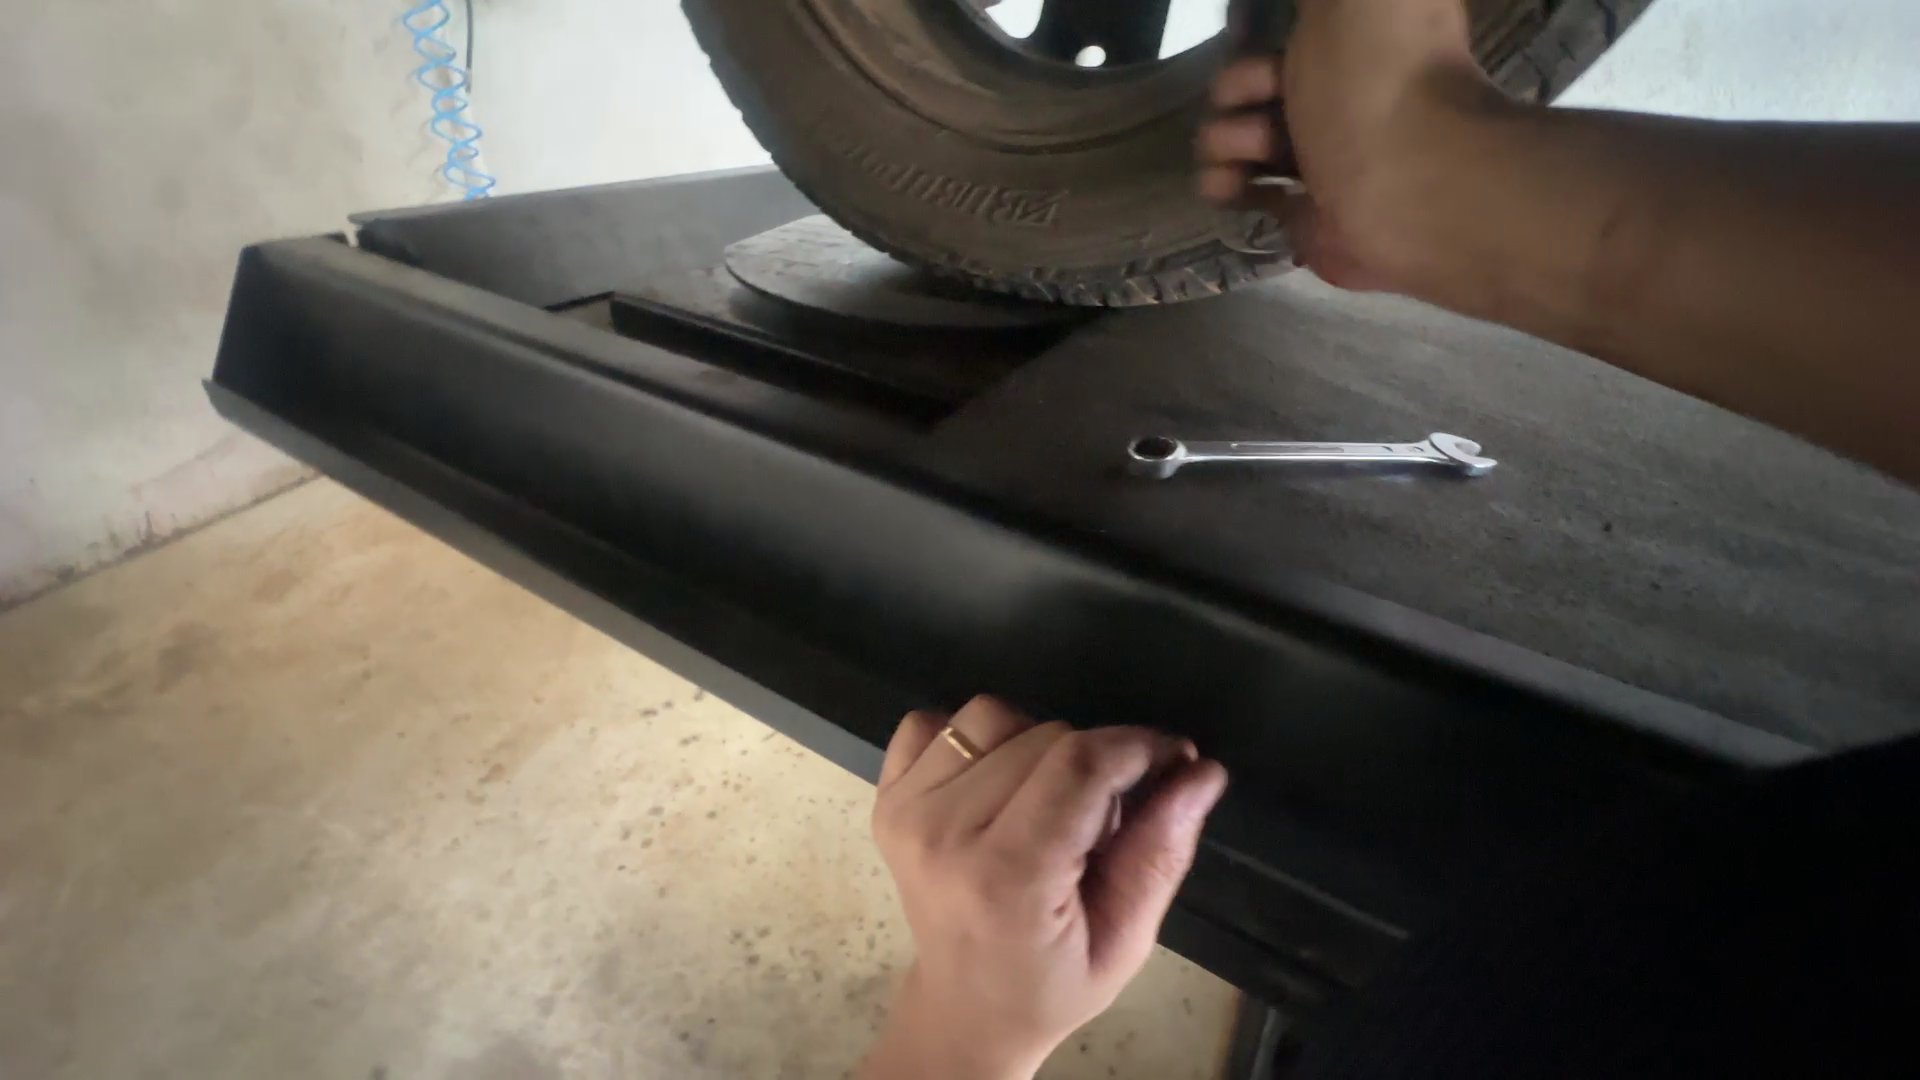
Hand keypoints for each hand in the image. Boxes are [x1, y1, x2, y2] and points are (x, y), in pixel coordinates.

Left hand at [857, 697, 1228, 1079]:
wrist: (964, 1007)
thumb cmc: (1053, 980)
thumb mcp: (1127, 937)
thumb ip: (1162, 850)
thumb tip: (1203, 771)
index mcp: (1006, 878)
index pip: (1078, 766)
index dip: (1136, 746)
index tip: (1171, 755)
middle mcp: (943, 831)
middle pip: (1043, 735)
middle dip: (1093, 761)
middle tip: (1099, 818)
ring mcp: (904, 809)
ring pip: (992, 715)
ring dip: (1034, 743)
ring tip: (1044, 798)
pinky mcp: (884, 795)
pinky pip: (933, 721)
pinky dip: (971, 739)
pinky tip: (990, 783)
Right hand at [1197, 0, 1506, 290]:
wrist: (1402, 191)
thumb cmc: (1374, 85)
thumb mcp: (1348, 4)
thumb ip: (1313, 0)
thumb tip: (1299, 7)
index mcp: (1367, 35)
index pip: (1303, 30)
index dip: (1262, 30)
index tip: (1238, 37)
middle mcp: (1352, 91)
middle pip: (1272, 83)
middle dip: (1236, 90)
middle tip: (1230, 100)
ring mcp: (1330, 155)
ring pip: (1259, 139)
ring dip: (1225, 140)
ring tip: (1221, 153)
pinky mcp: (1309, 211)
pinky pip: (1259, 192)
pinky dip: (1230, 187)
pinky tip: (1218, 184)